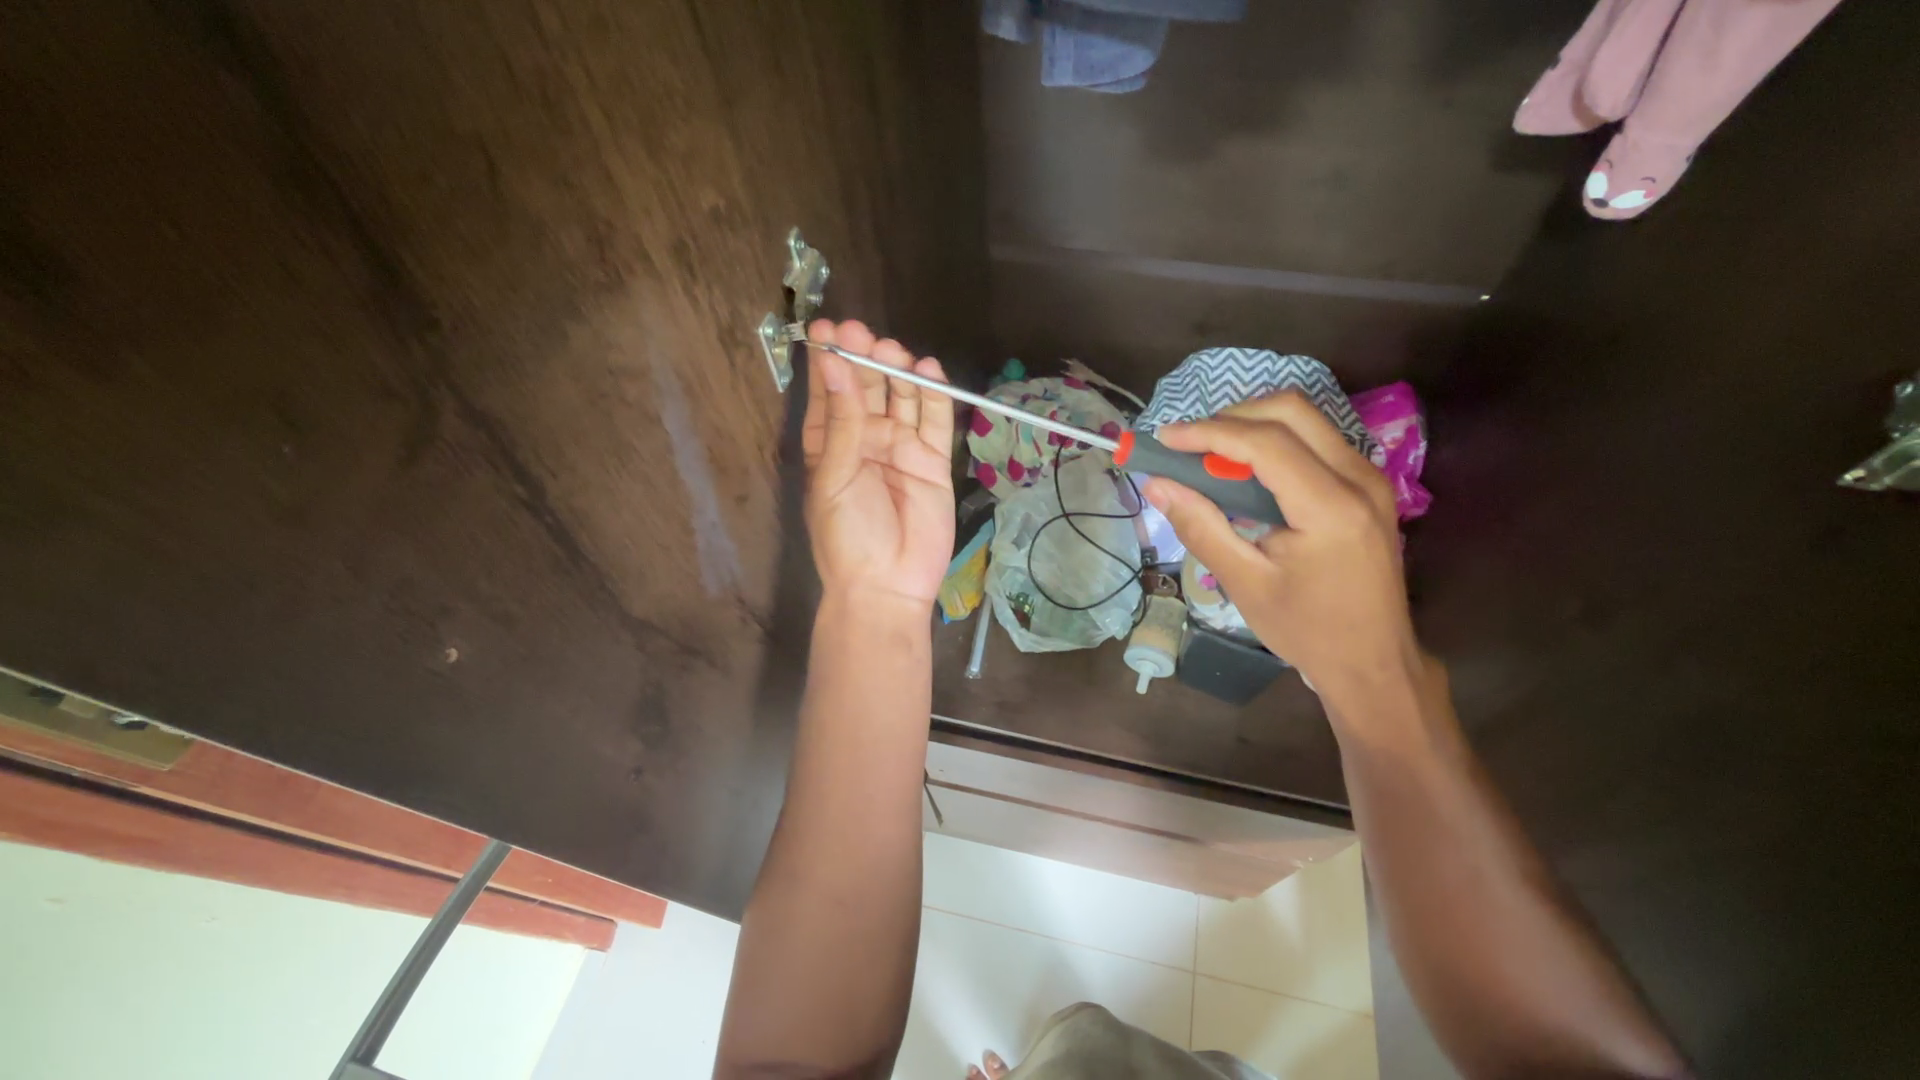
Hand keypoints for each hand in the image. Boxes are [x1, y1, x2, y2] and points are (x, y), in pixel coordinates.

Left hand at [802, 319, 955, 605]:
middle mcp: (865, 439)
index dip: (829, 361)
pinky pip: (936, 422)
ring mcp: (901, 448)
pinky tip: (930, 370)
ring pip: (903, 398)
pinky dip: (935, 396)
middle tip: (864, 334)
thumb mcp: (835, 477)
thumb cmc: (847, 535)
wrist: (886, 586)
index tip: (828, 329)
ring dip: (898, 371)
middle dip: (865, 359)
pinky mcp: (933, 461)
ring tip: (895, 352)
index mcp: (829, 443)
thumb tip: (838, 364)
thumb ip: (842, 422)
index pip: (830, 392)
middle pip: (868, 387)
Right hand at [1141, 391, 1420, 704]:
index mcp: (1330, 507)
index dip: (1209, 432)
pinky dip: (1276, 442)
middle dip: (1233, 416)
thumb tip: (1157, 485)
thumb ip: (1201, 527)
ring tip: (1211, 456)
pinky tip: (1246, 472)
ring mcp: (1370, 479)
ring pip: (1307, 419)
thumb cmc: (1307, 630)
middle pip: (1291, 410)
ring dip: (1254, 425)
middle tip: (1190, 446)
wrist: (1375, 662)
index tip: (1165, 440)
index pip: (1265, 442)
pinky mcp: (1368, 486)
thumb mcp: (1245, 584)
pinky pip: (1318, 440)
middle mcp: (1358, 479)